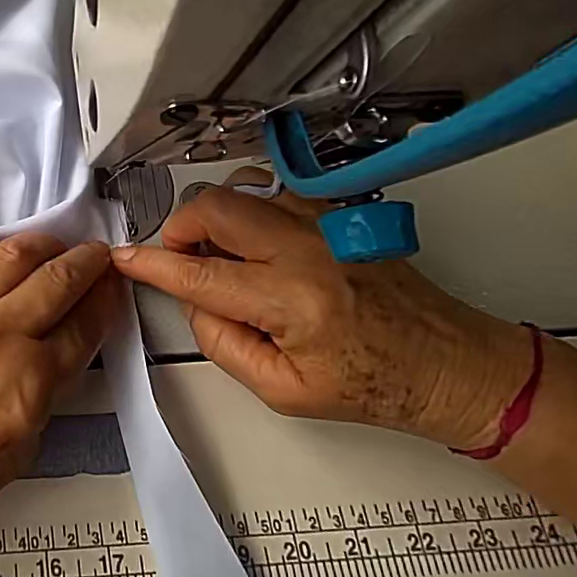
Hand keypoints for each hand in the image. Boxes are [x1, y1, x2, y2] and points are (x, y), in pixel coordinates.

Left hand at [0, 233, 119, 576]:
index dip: (106, 300)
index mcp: (32, 381)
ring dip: (42, 245)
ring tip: (52, 247)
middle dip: (87, 262)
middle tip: (95, 256)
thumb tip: (56, 349)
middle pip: (58, 280)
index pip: (85, 325)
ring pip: (12, 255)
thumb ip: (45, 389)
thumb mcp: (23, 445)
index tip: (114, 287)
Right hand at [109, 179, 531, 450]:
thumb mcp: (280, 389)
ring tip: (221, 250)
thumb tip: (194, 301)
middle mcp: (310, 251)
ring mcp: (329, 225)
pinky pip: (274, 190)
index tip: (124, 257)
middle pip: (216, 207)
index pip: (198, 273)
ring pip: (244, 187)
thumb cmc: (373, 384)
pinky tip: (254, 241)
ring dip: (216, 214)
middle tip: (181, 256)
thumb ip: (221, 342)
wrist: (452, 366)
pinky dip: (248, 207)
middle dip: (181, 227)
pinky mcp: (341, 216)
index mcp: (293, 301)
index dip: (151, 264)